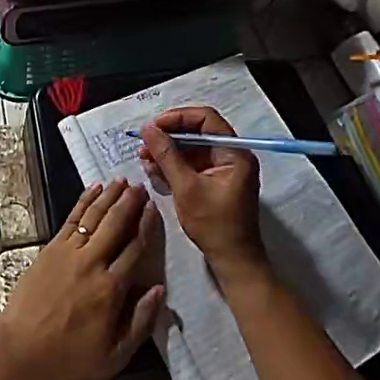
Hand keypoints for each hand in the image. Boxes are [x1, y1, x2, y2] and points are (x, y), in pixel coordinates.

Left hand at [0, 180, 164, 379]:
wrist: (20, 349)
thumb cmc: (69, 357)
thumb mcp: (114, 355)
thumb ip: (140, 322)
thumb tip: (159, 289)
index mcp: (112, 288)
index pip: (136, 248)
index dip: (147, 225)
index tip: (154, 208)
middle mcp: (93, 263)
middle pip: (116, 224)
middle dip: (130, 202)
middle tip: (141, 186)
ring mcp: (69, 252)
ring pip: (95, 216)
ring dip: (110, 196)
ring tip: (122, 181)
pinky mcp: (51, 248)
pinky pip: (72, 218)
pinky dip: (84, 201)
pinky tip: (94, 189)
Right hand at [138, 107, 264, 276]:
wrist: (233, 261)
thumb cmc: (214, 225)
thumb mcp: (186, 187)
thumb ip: (167, 155)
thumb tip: (148, 129)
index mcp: (234, 152)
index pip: (206, 119)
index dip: (178, 118)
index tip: (154, 127)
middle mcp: (232, 155)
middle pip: (198, 131)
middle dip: (169, 136)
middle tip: (145, 143)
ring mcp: (224, 168)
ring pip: (192, 148)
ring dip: (168, 151)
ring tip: (145, 157)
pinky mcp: (215, 180)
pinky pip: (193, 163)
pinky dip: (174, 164)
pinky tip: (155, 169)